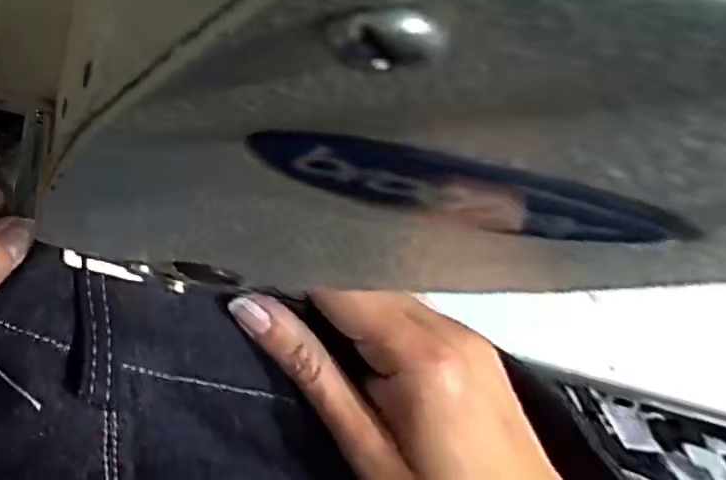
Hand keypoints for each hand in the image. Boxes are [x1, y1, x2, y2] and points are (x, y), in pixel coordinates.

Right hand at [229, 290, 559, 479]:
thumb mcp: (368, 450)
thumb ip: (310, 370)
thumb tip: (249, 306)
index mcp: (423, 353)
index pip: (337, 280)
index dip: (289, 274)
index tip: (249, 277)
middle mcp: (451, 329)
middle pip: (362, 278)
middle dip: (314, 285)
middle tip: (269, 303)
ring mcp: (469, 336)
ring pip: (384, 288)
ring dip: (344, 300)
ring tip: (306, 324)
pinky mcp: (476, 348)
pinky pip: (409, 307)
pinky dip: (374, 313)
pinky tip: (354, 341)